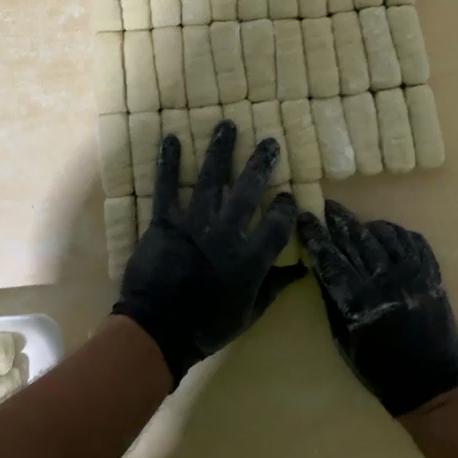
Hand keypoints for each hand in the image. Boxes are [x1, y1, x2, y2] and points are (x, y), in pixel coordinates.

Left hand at [112, 121, 304, 383]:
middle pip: (247, 192)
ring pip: (210, 181)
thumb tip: (300, 269)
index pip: (276, 225)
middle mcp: (225, 236)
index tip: (288, 195)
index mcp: (249, 261)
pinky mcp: (164, 222)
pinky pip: (167, 187)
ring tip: (227, 125)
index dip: (285, 207)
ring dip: (220, 151)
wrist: (157, 331)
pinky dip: (169, 163)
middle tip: (269, 142)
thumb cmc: (207, 327)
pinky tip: (172, 138)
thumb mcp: (249, 313)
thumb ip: (275, 287)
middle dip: (260, 165)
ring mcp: (194, 225)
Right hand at [299, 200, 457, 415]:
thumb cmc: (378, 368)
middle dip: (338, 221)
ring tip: (358, 225)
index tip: (305, 218)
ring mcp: (412, 275)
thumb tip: (320, 266)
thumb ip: (332, 300)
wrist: (429, 385)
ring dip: (367, 226)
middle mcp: (385, 281)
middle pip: (356, 239)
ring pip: (385, 234)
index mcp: (358, 301)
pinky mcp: (432, 275)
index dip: (315, 236)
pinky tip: (388, 235)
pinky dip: (398, 234)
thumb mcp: (343, 339)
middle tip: (328, 208)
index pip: (330, 258)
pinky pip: (414, 242)